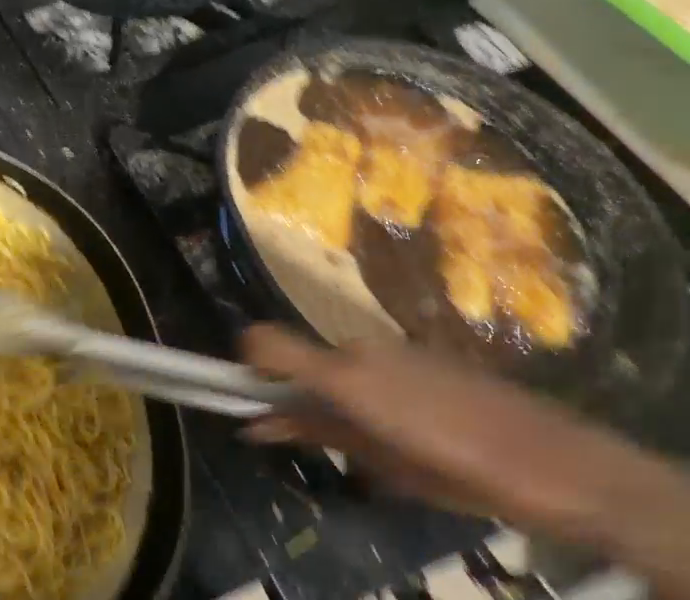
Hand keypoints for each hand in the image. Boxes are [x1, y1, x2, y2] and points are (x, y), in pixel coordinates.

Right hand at [241, 324, 662, 539]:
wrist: (568, 467)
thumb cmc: (462, 471)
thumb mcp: (380, 463)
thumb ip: (313, 431)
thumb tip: (252, 423)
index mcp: (344, 372)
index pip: (263, 343)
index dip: (247, 367)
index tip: (246, 398)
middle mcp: (360, 347)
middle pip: (305, 361)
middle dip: (302, 394)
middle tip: (315, 438)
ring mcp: (396, 349)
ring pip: (343, 366)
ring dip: (343, 396)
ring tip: (380, 443)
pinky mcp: (426, 356)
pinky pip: (377, 368)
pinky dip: (376, 393)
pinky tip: (413, 432)